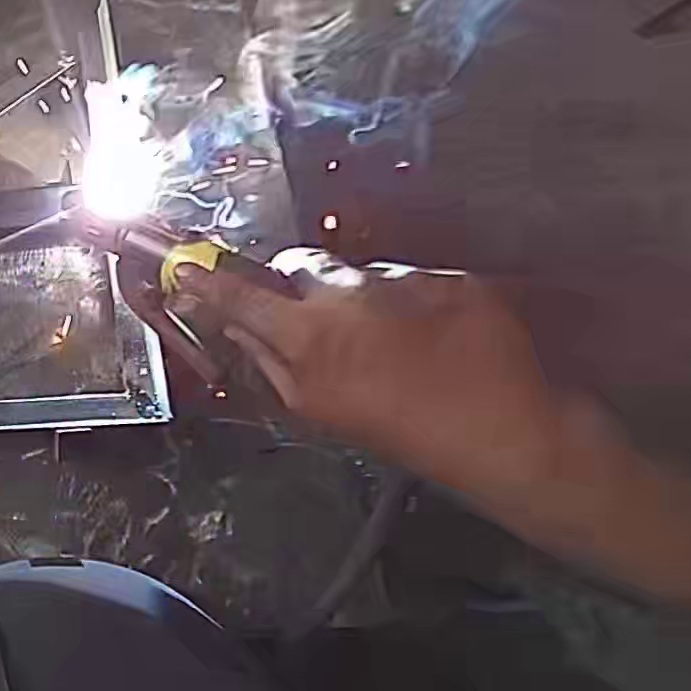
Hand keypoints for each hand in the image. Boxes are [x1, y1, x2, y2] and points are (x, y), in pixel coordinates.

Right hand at [170, 263, 563, 490]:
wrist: (502, 427)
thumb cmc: (390, 426)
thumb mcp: (312, 405)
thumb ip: (266, 358)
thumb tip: (238, 326)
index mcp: (304, 332)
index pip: (240, 297)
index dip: (208, 282)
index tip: (188, 269)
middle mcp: (347, 294)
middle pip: (299, 263)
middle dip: (292, 278)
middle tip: (304, 305)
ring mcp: (403, 281)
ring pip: (357, 271)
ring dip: (354, 293)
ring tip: (382, 333)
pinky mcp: (451, 278)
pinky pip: (409, 278)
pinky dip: (404, 299)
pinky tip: (424, 331)